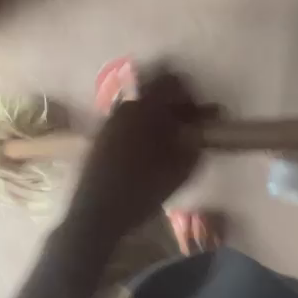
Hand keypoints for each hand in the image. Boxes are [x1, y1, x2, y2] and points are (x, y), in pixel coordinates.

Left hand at [65, 72, 206, 241]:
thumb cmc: (141, 191)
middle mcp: (125, 107)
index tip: (199, 115)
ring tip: (170, 146)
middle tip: (188, 129)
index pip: (172, 82)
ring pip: (141, 109)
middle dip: (175, 107)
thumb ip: (194, 142)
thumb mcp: (179, 170)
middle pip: (155, 94)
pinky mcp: (100, 137)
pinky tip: (148, 155)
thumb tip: (203, 126)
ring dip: (158, 120)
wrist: (95, 214)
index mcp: (145, 109)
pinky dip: (142, 130)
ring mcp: (109, 122)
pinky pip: (128, 123)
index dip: (189, 95)